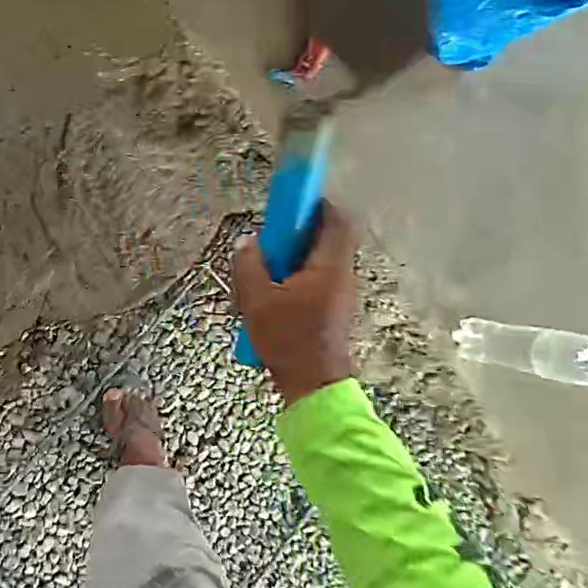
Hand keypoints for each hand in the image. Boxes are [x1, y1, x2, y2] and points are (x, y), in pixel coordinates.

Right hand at [231, 200, 358, 402]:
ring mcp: (339, 294)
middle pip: (326, 239)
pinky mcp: (332, 310)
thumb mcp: (258, 300)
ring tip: (263, 272)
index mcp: (329, 266)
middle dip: (296, 234)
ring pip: (318, 261)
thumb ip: (249, 265)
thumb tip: (246, 242)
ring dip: (292, 259)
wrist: (313, 385)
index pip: (336, 220)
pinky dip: (295, 278)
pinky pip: (315, 280)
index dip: (316, 204)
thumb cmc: (289, 340)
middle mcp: (341, 275)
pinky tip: (271, 297)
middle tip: (269, 240)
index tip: (292, 202)